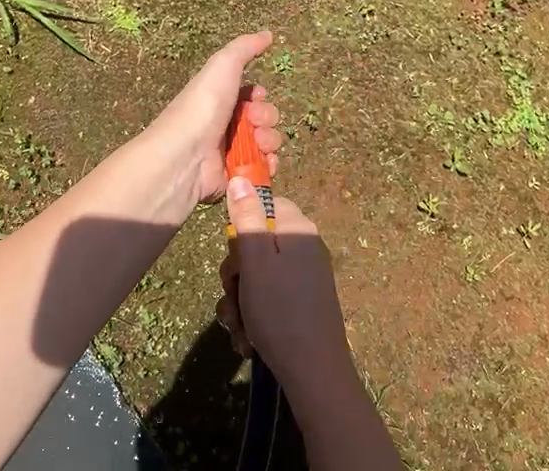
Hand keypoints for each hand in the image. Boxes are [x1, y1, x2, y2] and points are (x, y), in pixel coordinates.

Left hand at [143, 31, 283, 205]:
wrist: (185, 155)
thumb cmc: (203, 105)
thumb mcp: (222, 65)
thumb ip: (245, 47)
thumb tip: (268, 34)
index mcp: (220, 99)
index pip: (252, 96)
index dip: (260, 96)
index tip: (256, 96)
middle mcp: (225, 124)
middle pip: (264, 118)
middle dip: (267, 117)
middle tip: (254, 120)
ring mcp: (230, 151)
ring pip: (267, 143)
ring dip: (270, 140)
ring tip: (258, 143)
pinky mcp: (235, 176)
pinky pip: (262, 169)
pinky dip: (267, 165)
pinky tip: (263, 162)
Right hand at [217, 182, 355, 396]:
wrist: (314, 372)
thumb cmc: (280, 310)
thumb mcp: (255, 261)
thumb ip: (246, 217)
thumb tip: (241, 177)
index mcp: (297, 229)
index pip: (263, 206)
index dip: (242, 229)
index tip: (235, 256)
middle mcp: (305, 247)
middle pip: (257, 244)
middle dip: (236, 275)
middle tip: (234, 296)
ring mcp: (306, 277)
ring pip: (258, 276)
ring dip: (241, 301)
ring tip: (239, 327)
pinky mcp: (304, 303)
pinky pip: (270, 298)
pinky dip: (255, 316)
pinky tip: (249, 340)